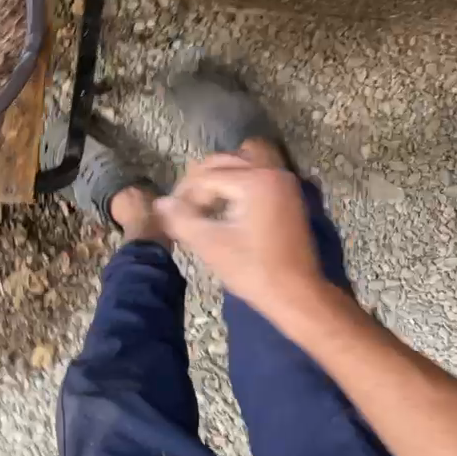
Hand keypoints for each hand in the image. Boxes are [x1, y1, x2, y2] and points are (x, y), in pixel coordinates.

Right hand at [154, 153, 331, 317]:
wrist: (296, 293)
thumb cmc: (253, 270)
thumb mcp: (211, 245)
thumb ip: (181, 219)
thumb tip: (159, 203)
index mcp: (255, 181)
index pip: (206, 175)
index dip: (184, 193)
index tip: (172, 214)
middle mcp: (272, 172)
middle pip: (224, 162)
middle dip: (199, 181)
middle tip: (182, 206)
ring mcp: (284, 183)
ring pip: (241, 165)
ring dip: (218, 179)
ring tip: (201, 205)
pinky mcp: (288, 196)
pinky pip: (256, 177)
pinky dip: (237, 185)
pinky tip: (223, 209)